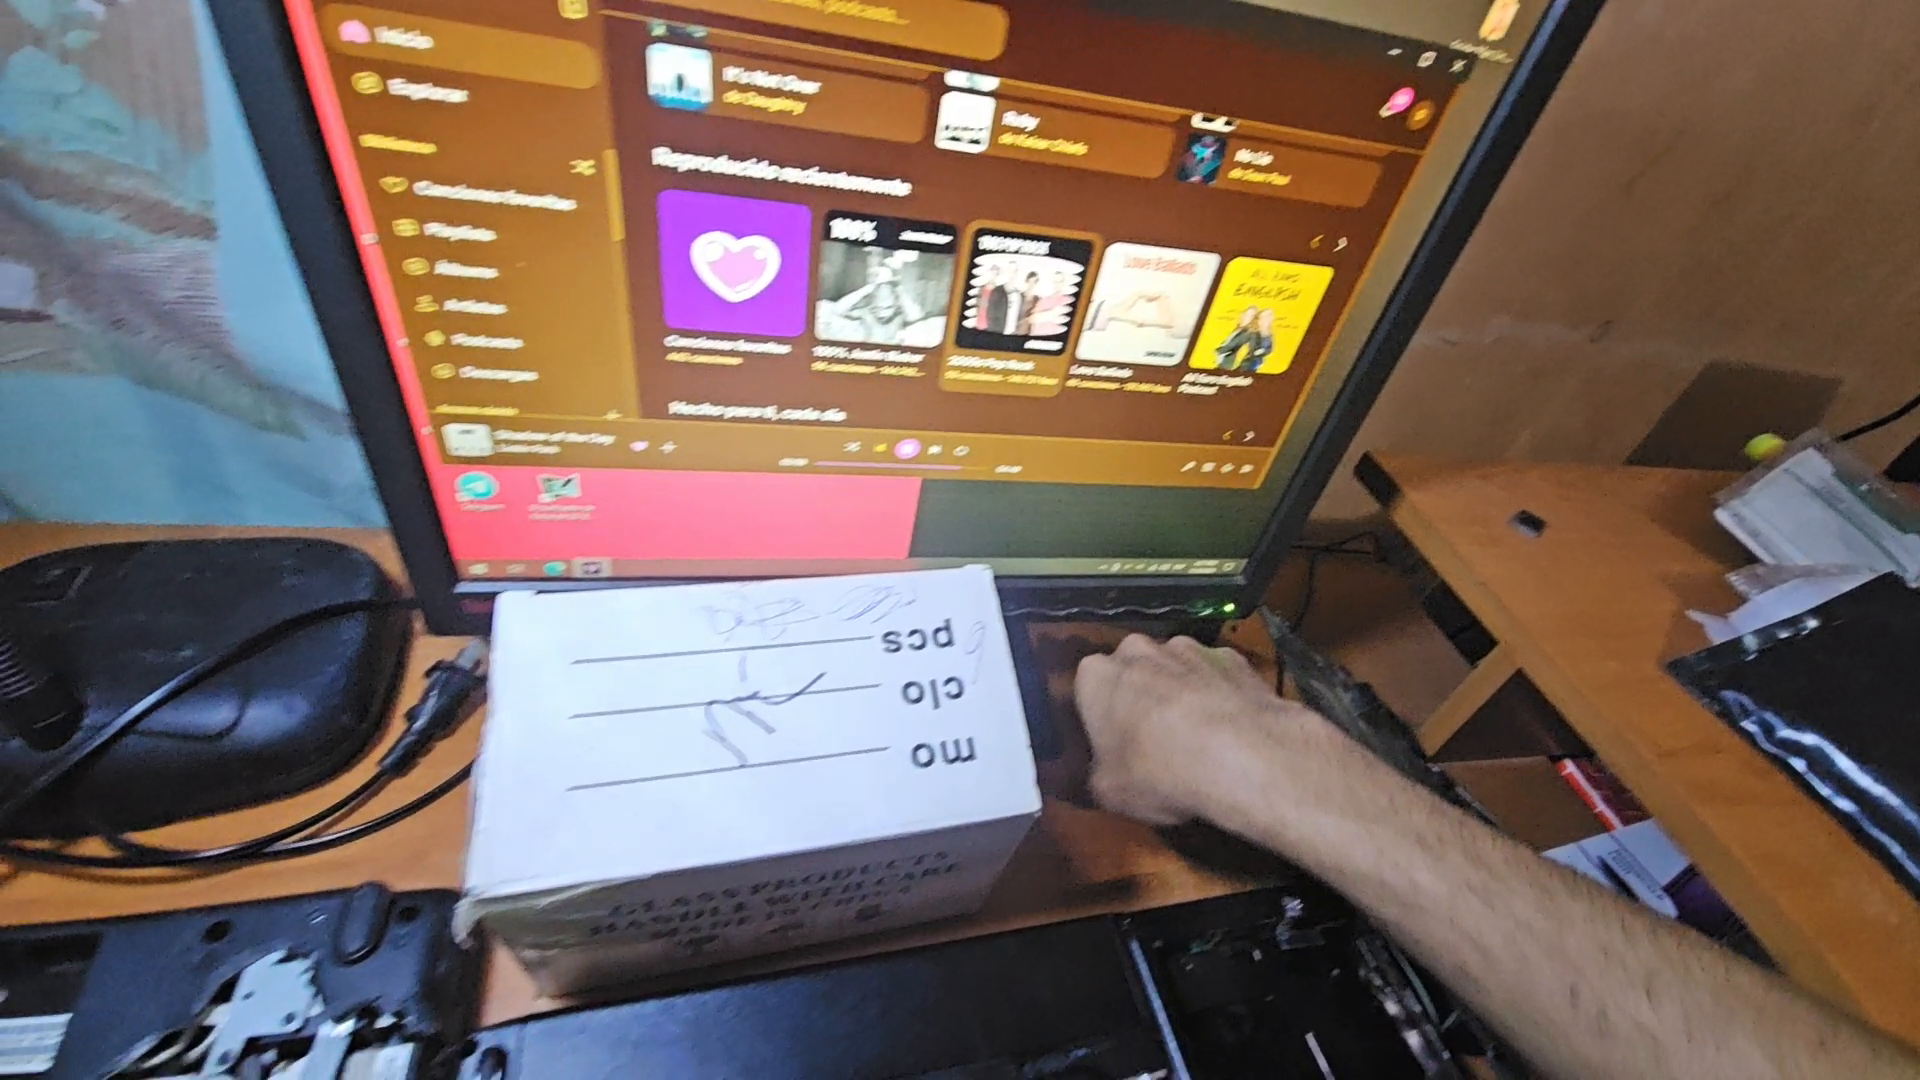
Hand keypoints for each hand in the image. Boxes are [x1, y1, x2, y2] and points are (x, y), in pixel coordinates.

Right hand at [1074, 635, 1308, 825]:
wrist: (1239, 756)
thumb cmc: (1156, 770)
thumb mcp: (1108, 791)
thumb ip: (1099, 772)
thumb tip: (1106, 772)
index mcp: (1095, 674)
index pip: (1087, 691)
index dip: (1099, 720)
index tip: (1112, 746)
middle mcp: (1137, 649)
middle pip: (1132, 672)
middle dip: (1139, 698)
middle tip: (1151, 742)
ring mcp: (1187, 648)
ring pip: (1175, 670)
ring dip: (1179, 693)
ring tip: (1197, 738)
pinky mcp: (1231, 657)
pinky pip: (1215, 676)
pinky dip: (1218, 695)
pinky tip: (1230, 731)